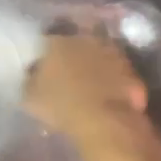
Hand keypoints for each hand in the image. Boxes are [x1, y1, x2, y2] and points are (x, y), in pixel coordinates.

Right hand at [25, 32, 149, 154]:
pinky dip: (113, 80)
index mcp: (56, 41)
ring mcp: (111, 52)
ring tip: (90, 84)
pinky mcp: (131, 70)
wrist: (104, 121)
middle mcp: (84, 39)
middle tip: (68, 73)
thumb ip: (29, 80)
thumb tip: (31, 74)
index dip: (45, 54)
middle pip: (76, 43)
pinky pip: (117, 72)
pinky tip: (108, 95)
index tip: (43, 66)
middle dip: (72, 55)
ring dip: (95, 64)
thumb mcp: (30, 97)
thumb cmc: (60, 106)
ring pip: (99, 55)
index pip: (47, 40)